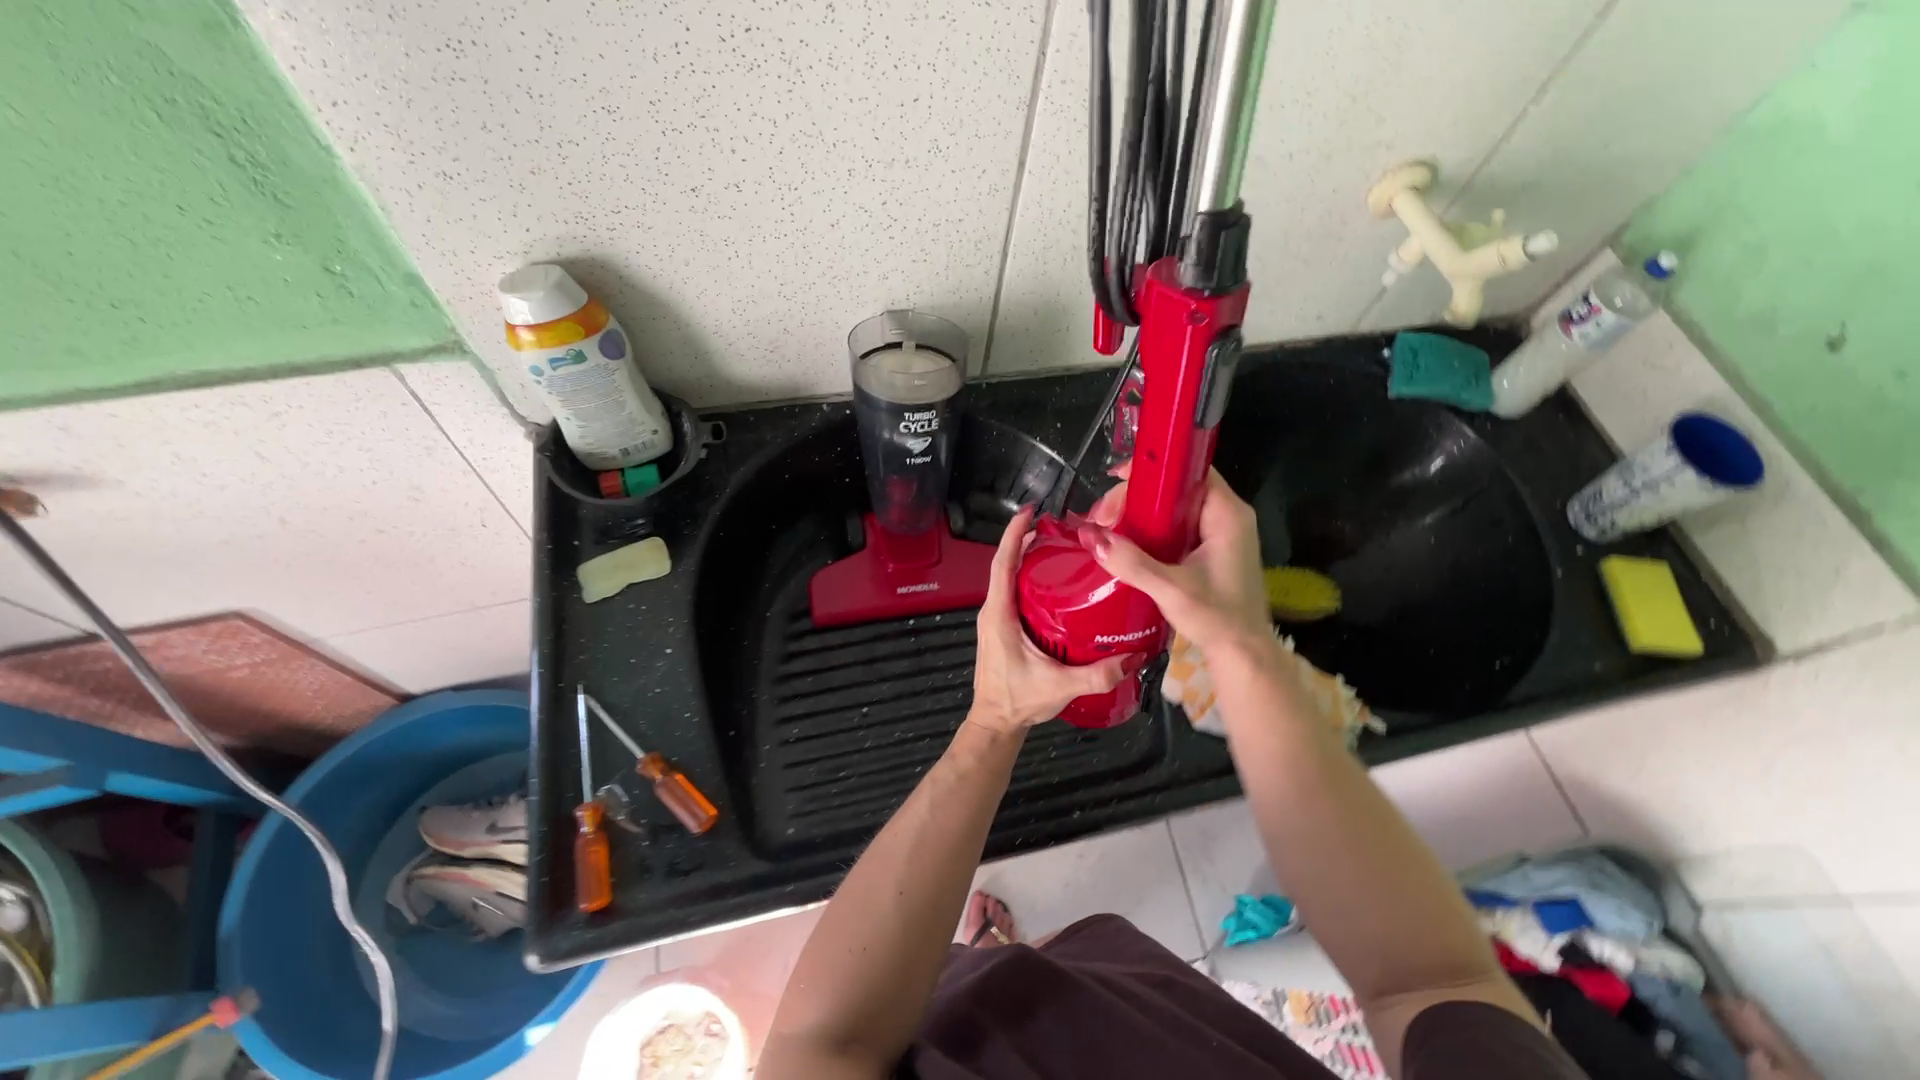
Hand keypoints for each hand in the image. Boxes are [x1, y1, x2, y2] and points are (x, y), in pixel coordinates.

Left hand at [969, 506, 1127, 734]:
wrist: (995, 724)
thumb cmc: (1017, 702)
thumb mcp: (1060, 687)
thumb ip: (1097, 675)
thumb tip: (1134, 658)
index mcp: (999, 615)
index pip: (1002, 564)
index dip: (1014, 534)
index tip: (1030, 511)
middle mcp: (993, 611)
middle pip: (1007, 564)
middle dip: (1028, 541)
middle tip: (1060, 527)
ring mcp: (995, 619)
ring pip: (1009, 579)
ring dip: (1029, 559)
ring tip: (1061, 548)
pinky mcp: (1002, 628)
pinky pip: (1013, 593)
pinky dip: (1029, 580)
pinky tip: (1056, 584)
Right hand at [1085, 467, 1270, 658]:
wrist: (1244, 654)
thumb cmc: (1217, 618)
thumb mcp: (1170, 590)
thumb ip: (1132, 562)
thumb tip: (1091, 537)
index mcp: (1226, 514)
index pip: (1188, 470)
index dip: (1151, 469)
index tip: (1115, 479)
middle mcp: (1228, 516)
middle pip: (1177, 487)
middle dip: (1136, 497)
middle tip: (1103, 517)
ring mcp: (1222, 533)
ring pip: (1175, 507)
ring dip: (1140, 514)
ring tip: (1107, 528)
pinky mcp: (1213, 550)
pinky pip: (1178, 526)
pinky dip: (1152, 530)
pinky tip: (1127, 543)